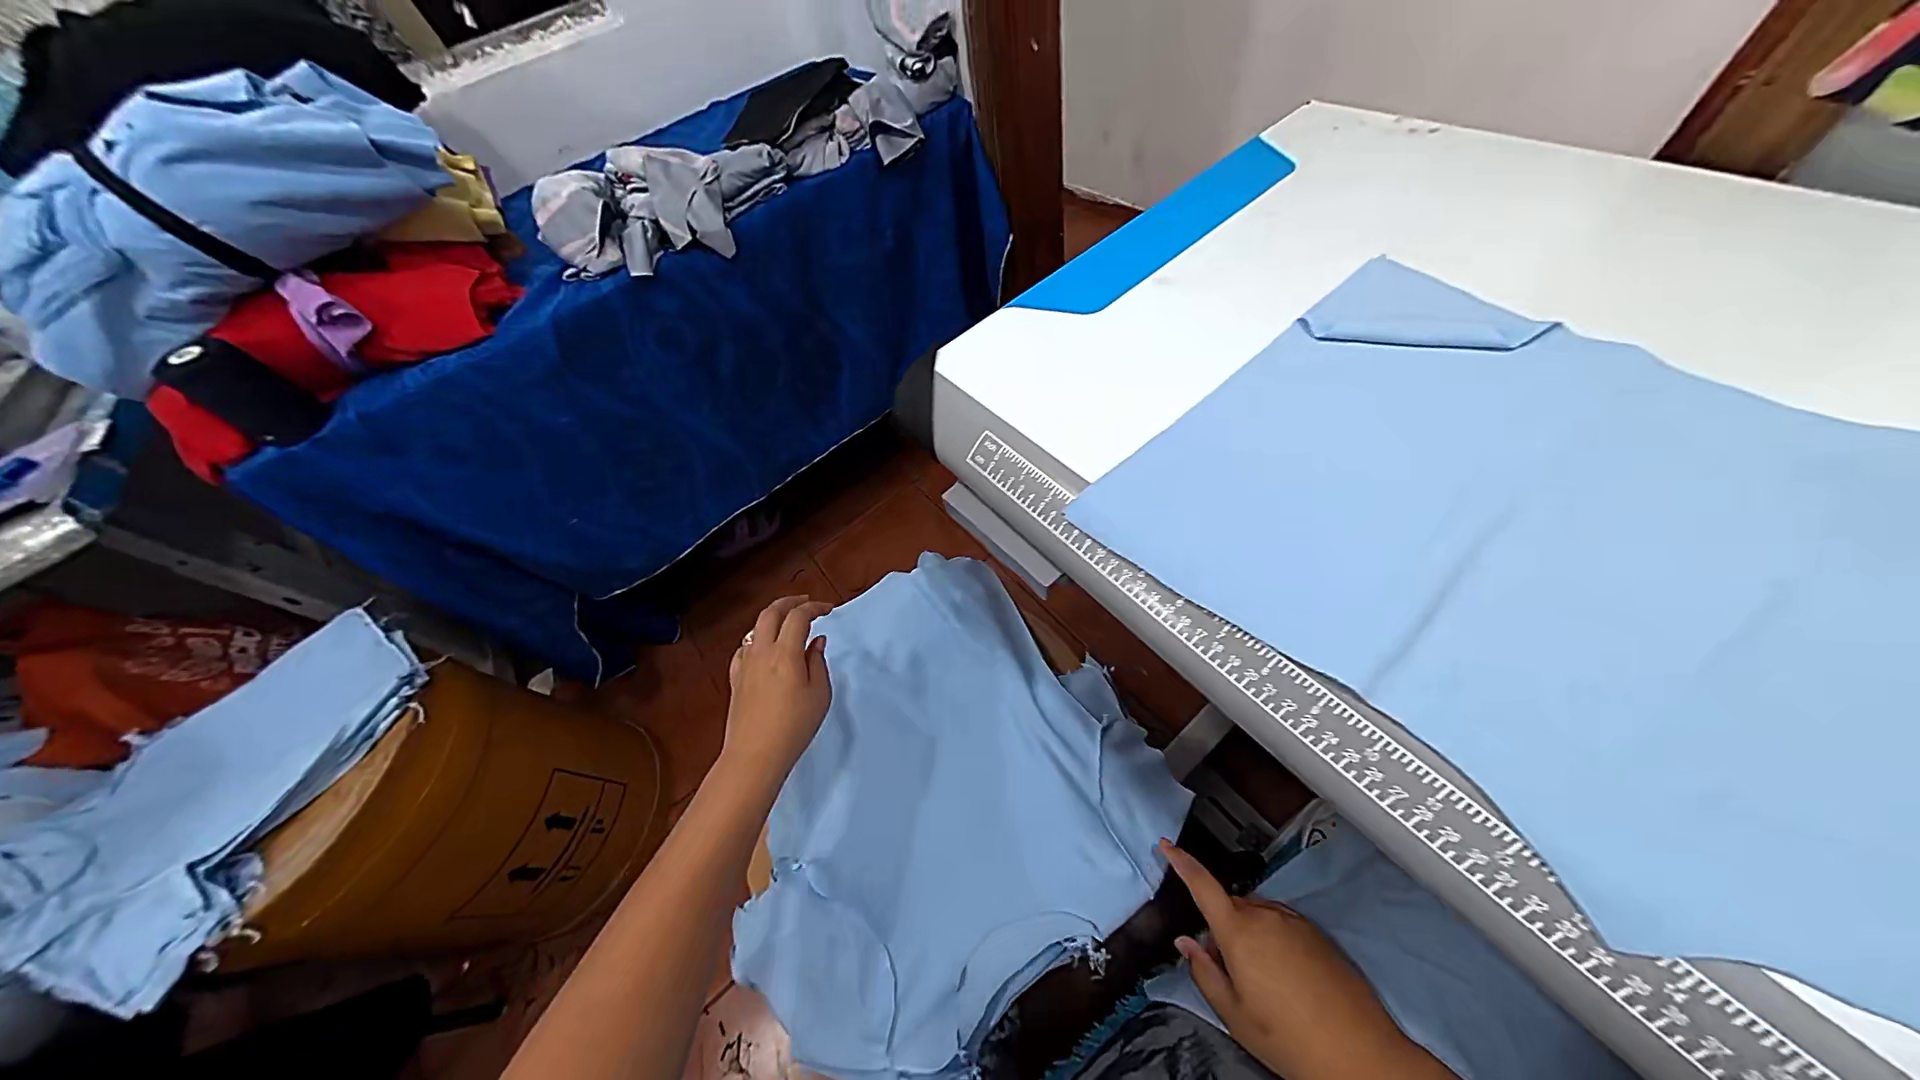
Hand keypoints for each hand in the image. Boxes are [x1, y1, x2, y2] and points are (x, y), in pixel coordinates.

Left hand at [721, 596, 833, 784]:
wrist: (755, 755)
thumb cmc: (794, 726)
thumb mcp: (819, 694)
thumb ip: (818, 662)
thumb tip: (816, 641)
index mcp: (785, 652)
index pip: (799, 616)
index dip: (815, 607)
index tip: (828, 609)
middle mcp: (762, 652)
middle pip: (771, 612)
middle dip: (790, 602)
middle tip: (806, 602)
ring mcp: (745, 664)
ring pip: (755, 628)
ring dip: (773, 618)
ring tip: (788, 623)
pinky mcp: (736, 679)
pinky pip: (744, 648)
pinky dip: (758, 639)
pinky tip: (765, 649)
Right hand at [1160, 839, 1457, 1079]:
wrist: (1362, 1056)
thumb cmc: (1290, 1039)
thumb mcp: (1234, 1016)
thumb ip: (1204, 972)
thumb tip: (1187, 943)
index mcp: (1238, 931)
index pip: (1201, 884)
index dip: (1180, 861)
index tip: (1166, 844)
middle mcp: (1266, 916)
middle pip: (1230, 907)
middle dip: (1222, 929)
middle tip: (1229, 972)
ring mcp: (1294, 922)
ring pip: (1256, 916)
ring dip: (1248, 935)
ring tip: (1263, 983)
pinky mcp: (1317, 933)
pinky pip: (1281, 924)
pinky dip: (1273, 940)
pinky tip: (1287, 980)